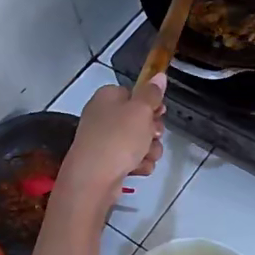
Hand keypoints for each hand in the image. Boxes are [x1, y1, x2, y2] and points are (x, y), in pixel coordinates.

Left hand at [57, 76, 165, 201]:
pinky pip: (133, 159)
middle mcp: (104, 116)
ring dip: (149, 149)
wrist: (93, 178)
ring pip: (140, 141)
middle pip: (140, 119)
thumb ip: (152, 93)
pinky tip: (137, 168)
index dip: (151, 104)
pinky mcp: (108, 161)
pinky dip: (139, 163)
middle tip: (153, 135)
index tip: (161, 112)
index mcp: (108, 97)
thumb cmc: (118, 138)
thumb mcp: (140, 111)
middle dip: (153, 130)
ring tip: (145, 156)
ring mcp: (105, 140)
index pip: (134, 94)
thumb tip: (159, 75)